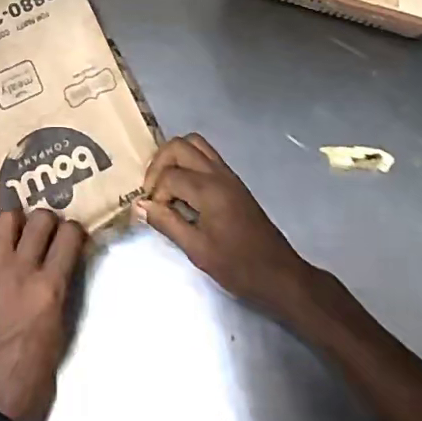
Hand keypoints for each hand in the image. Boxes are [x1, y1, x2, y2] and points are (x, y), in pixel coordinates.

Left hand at [0, 209, 86, 420]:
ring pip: (7, 217)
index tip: (75, 234)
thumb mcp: (61, 326)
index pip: (69, 236)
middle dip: (50, 220)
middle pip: (40, 219)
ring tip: (22, 234)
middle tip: (50, 232)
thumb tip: (67, 257)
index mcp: (49, 287)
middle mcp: (21, 269)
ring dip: (19, 221)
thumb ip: (63, 285)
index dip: (76, 230)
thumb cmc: (35, 367)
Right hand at [138, 134, 323, 321]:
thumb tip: (140, 205)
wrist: (281, 276)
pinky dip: (189, 162)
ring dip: (174, 158)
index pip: (169, 176)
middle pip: (178, 146)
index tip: (153, 213)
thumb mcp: (197, 250)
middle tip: (154, 191)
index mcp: (209, 189)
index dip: (155, 193)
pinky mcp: (233, 182)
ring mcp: (228, 175)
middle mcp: (218, 174)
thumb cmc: (239, 267)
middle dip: (159, 164)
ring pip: (194, 144)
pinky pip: (206, 155)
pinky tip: (184, 189)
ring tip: (166, 184)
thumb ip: (167, 223)